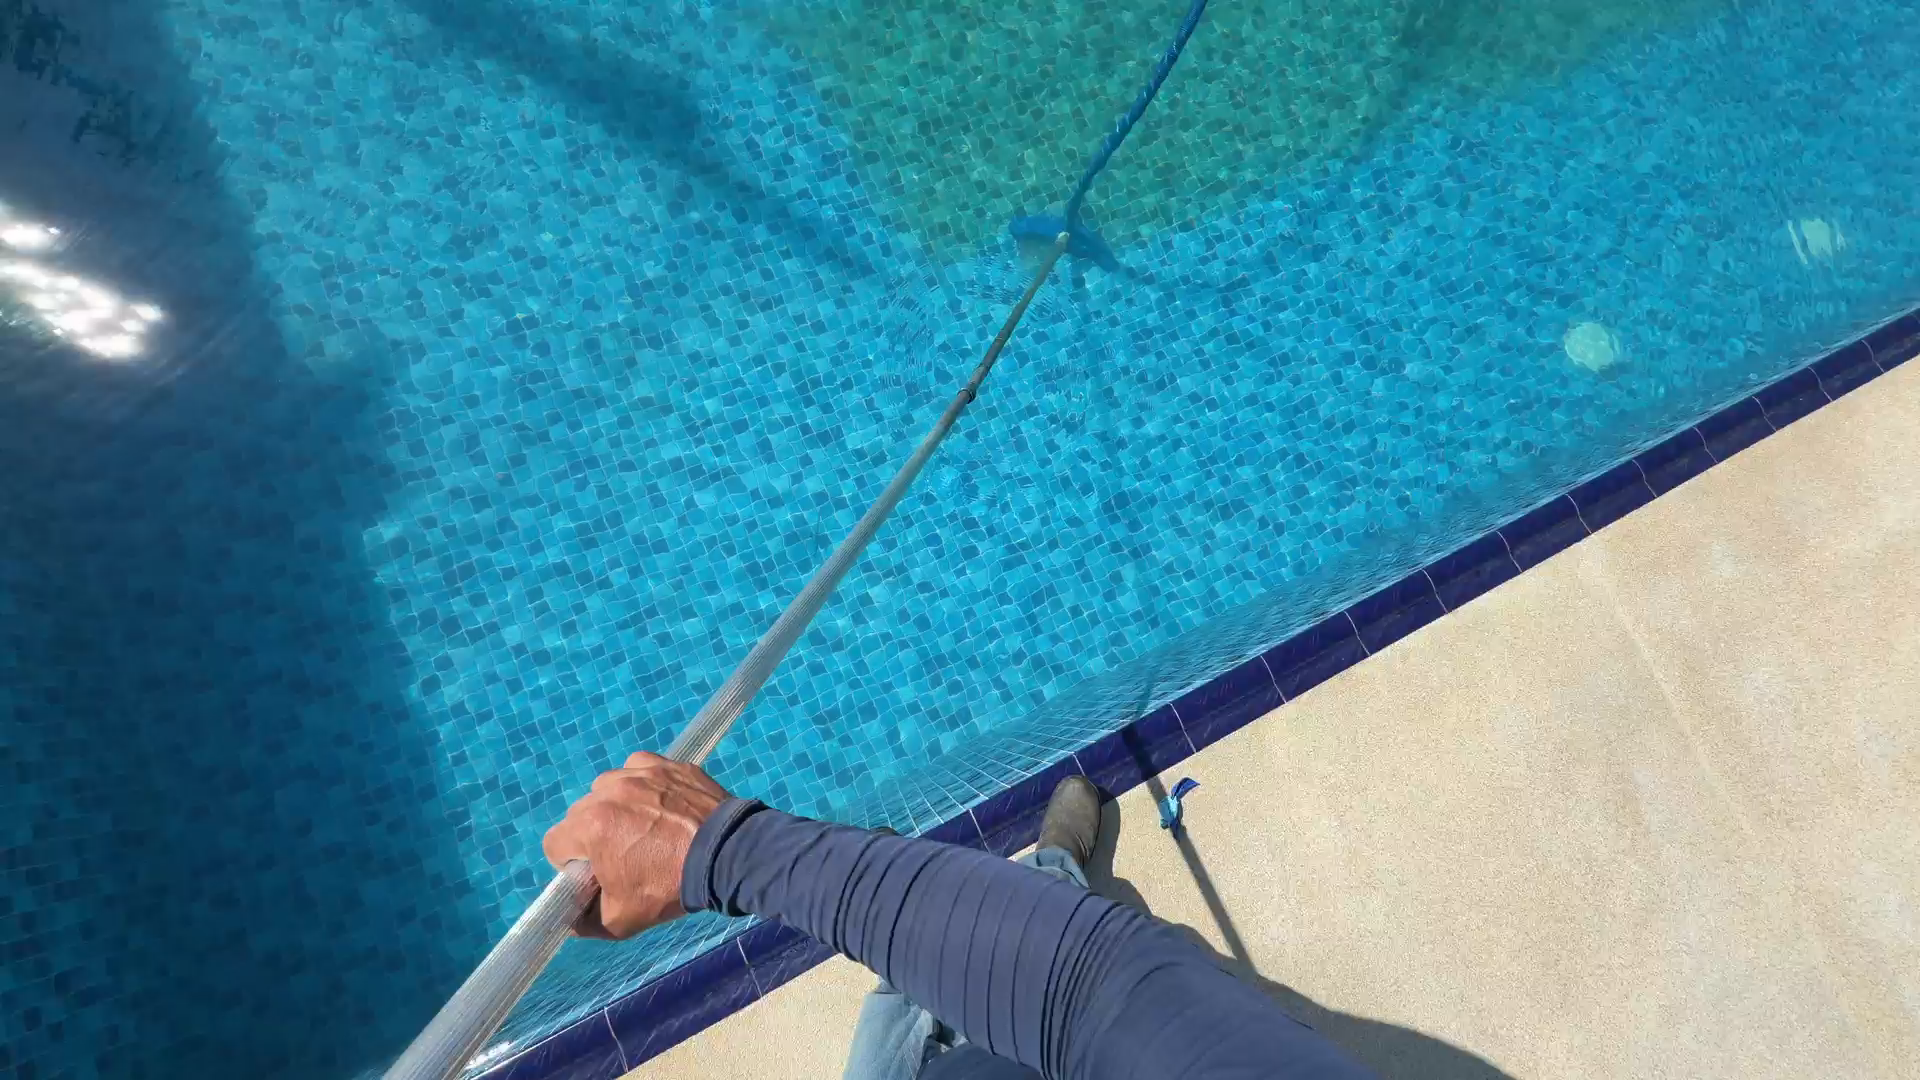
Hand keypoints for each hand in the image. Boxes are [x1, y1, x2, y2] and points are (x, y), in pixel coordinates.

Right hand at [542, 752, 732, 938]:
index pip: (556, 842)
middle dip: (593, 833)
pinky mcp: (670, 764)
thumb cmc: (669, 885)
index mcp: (591, 826)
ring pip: (610, 786)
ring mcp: (642, 772)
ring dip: (616, 803)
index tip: (594, 870)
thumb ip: (583, 919)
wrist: (725, 853)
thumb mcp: (618, 920)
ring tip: (642, 824)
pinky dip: (643, 780)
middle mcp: (611, 791)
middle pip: (582, 812)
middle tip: (622, 850)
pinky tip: (658, 800)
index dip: (570, 862)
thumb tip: (571, 914)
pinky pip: (640, 767)